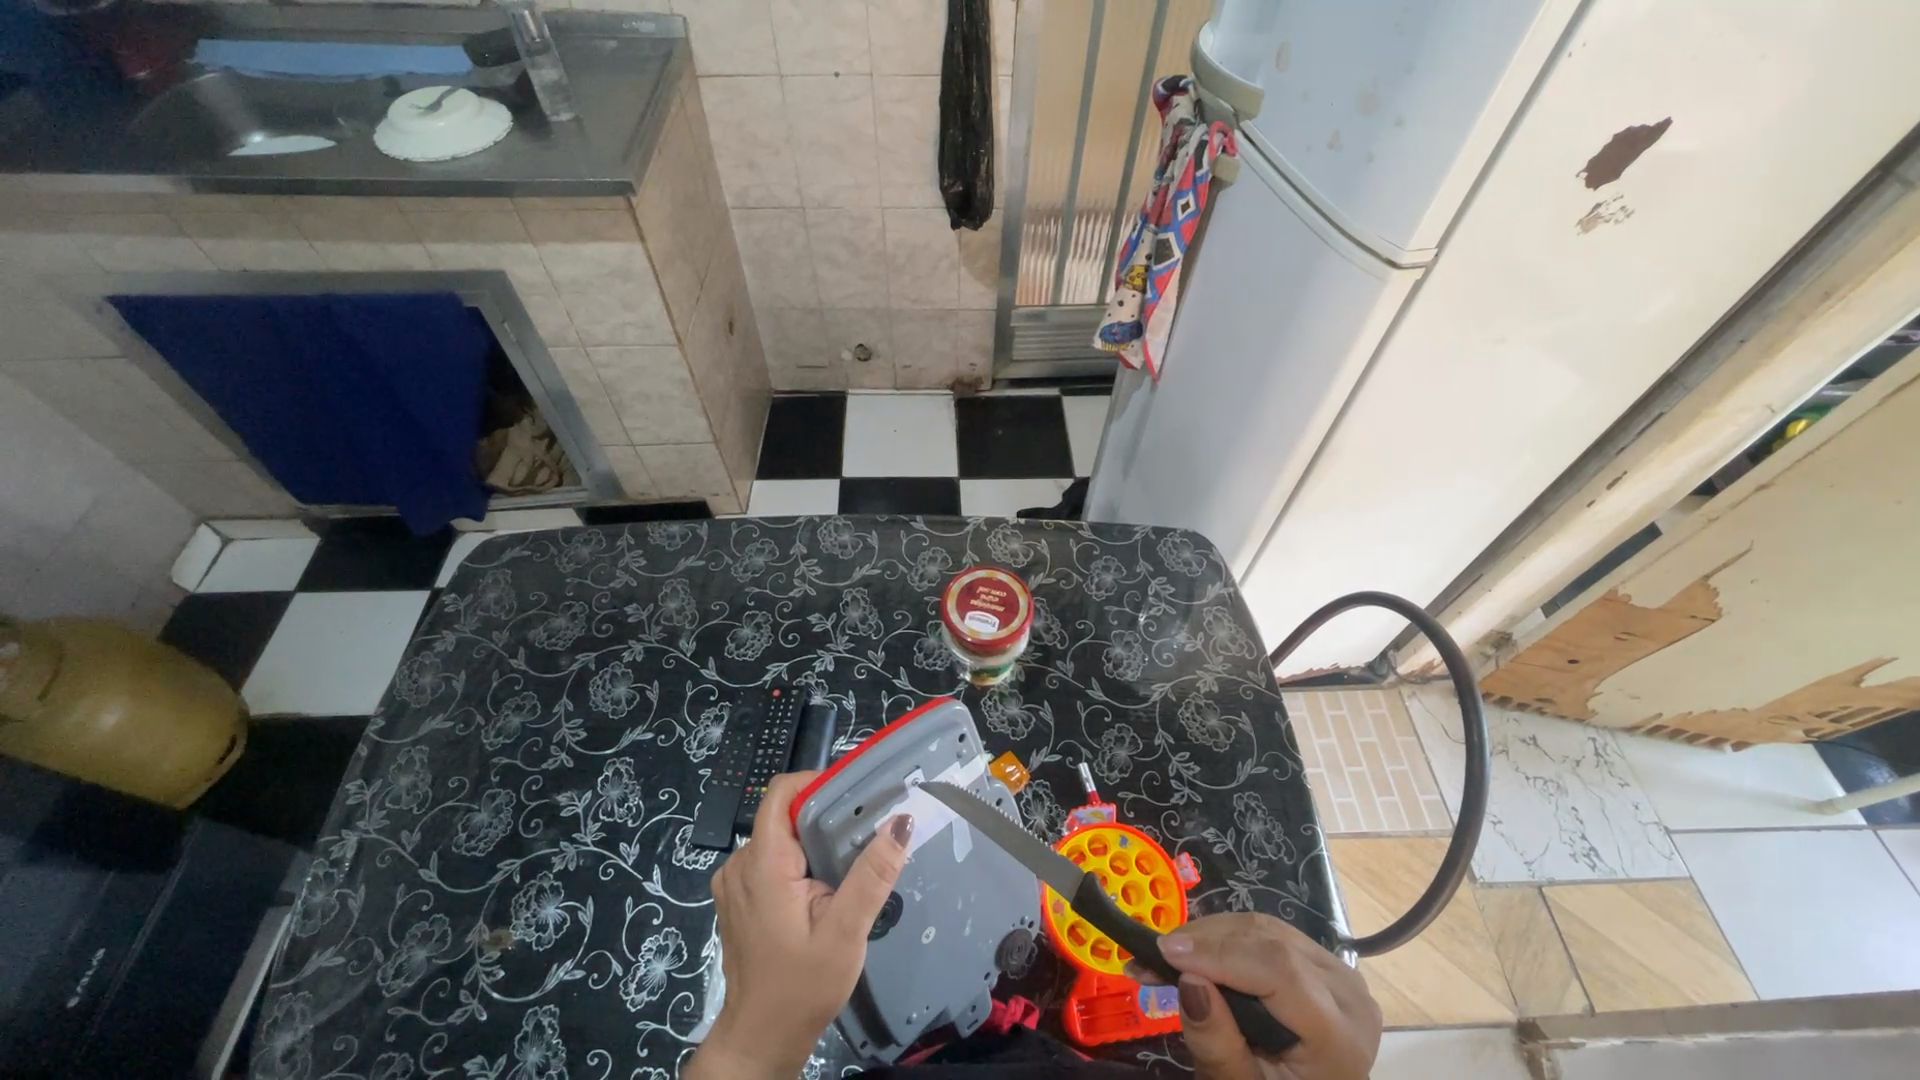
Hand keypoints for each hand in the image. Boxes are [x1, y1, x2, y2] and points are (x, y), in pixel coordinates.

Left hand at [684, 772, 912, 1079]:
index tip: (856, 796)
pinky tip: (823, 887)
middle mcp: (740, 863)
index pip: (782, 792)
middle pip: (783, 814)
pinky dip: (797, 862)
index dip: (818, 782)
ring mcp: (734, 882)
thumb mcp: (846, 932)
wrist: (761, 1039)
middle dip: (823, 817)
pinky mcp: (738, 898)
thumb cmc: (802, 987)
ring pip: (777, 836)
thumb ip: (872, 875)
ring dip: (811, 842)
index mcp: (762, 863)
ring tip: (848, 862)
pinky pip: (769, 860)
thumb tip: (901, 822)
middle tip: (863, 833)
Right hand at [1133, 912, 1380, 1079]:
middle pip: (1268, 942)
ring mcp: (1337, 970)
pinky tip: (1194, 952)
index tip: (1162, 952)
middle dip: (1203, 941)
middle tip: (1149, 956)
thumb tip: (1189, 980)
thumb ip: (1218, 1045)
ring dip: (1208, 935)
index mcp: (1341, 1034)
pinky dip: (1224, 937)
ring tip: (1165, 956)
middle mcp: (1348, 991)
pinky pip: (1266, 933)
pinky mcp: (1320, 960)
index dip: (1218, 954)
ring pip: (1263, 928)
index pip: (1278, 970)